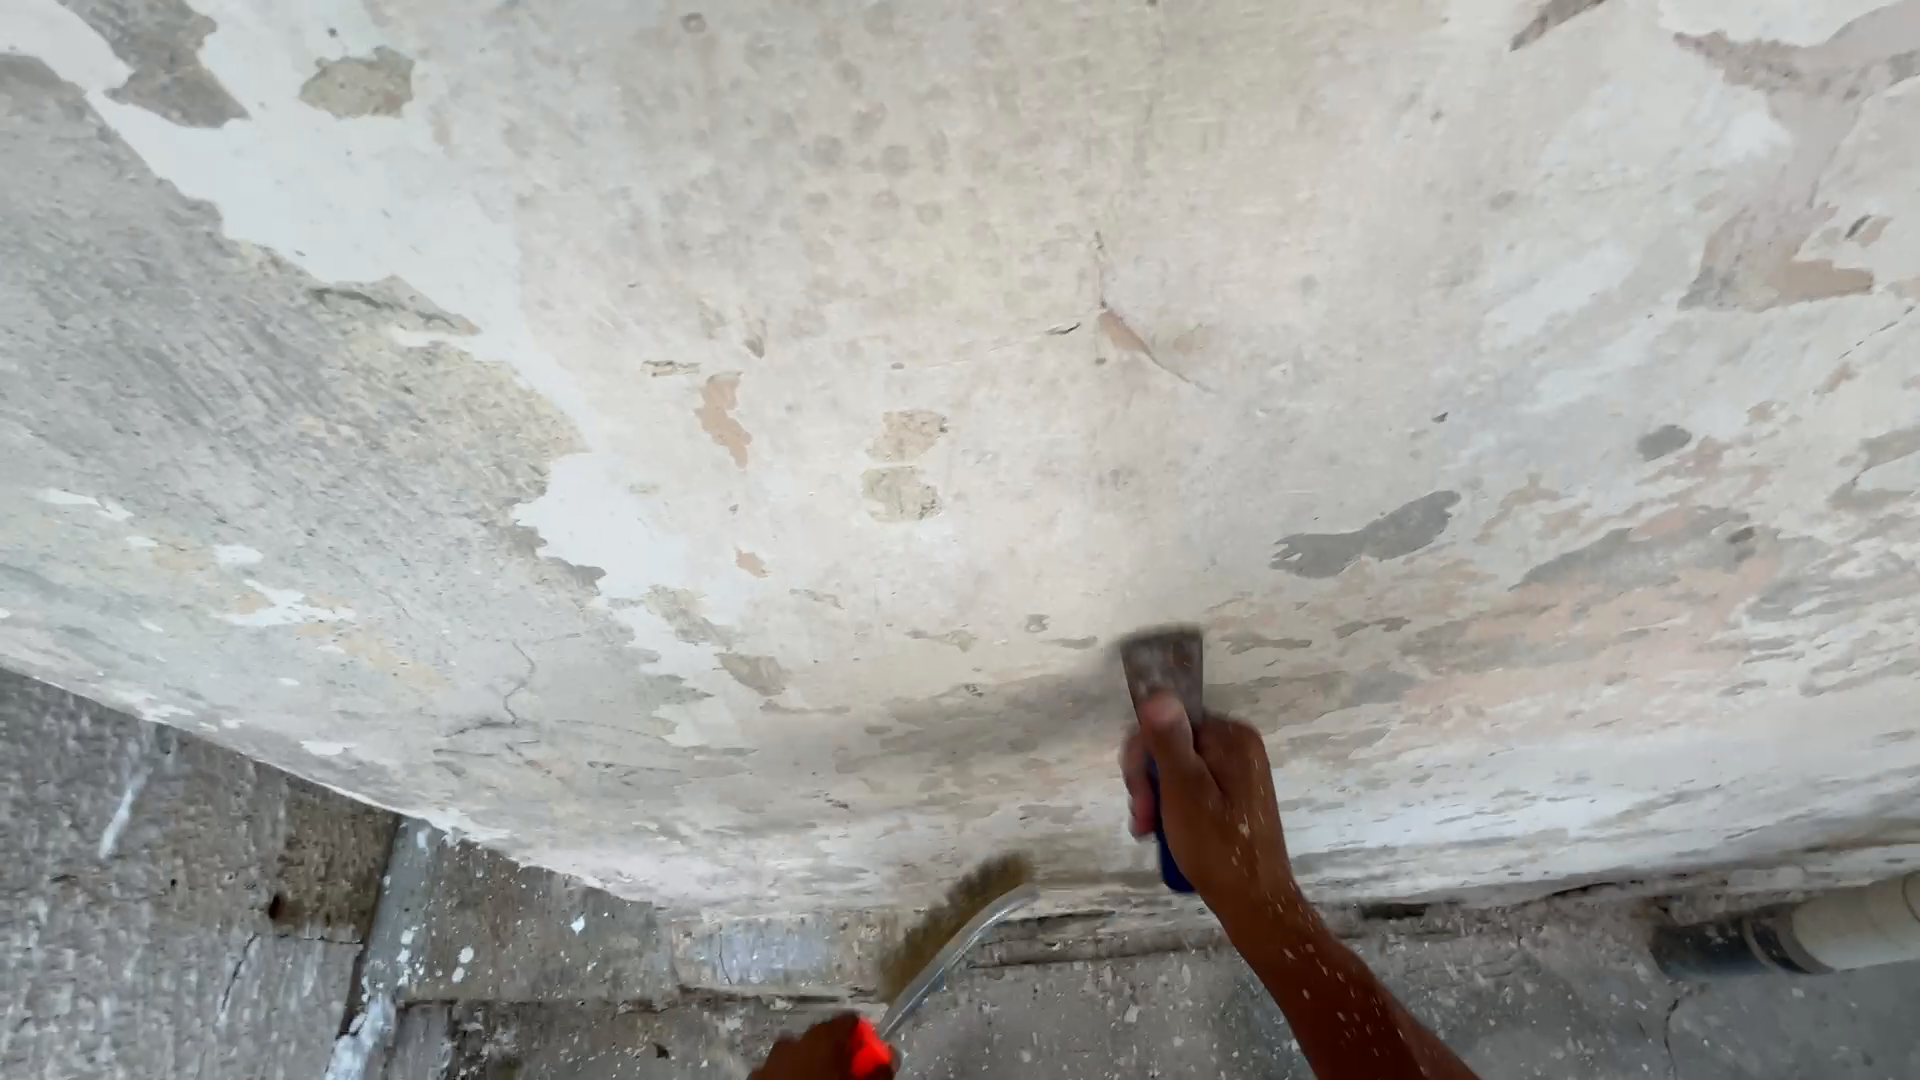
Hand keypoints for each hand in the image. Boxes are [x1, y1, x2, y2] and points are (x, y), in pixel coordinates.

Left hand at [749, 1014, 892, 1079]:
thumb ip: (879, 1071)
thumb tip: (890, 1056)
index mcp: (822, 1037)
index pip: (850, 1022)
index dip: (864, 1038)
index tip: (870, 1057)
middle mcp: (795, 1040)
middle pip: (823, 1039)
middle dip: (836, 1054)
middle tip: (846, 1074)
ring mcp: (770, 1060)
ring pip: (797, 1056)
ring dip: (810, 1067)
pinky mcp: (755, 1078)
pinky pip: (778, 1072)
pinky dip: (788, 1078)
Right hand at [1119, 694, 1305, 931]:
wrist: (1255, 907)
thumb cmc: (1218, 849)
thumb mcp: (1185, 791)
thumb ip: (1169, 741)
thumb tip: (1156, 693)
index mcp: (1231, 737)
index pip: (1168, 723)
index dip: (1143, 755)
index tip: (1137, 793)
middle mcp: (1236, 746)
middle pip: (1169, 745)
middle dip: (1147, 780)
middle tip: (1142, 818)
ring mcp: (1235, 771)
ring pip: (1173, 768)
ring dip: (1154, 796)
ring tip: (1148, 829)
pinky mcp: (1231, 795)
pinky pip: (1188, 786)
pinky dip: (1170, 805)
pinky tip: (1160, 830)